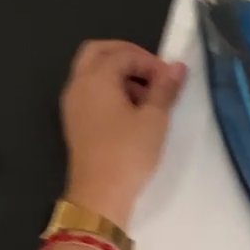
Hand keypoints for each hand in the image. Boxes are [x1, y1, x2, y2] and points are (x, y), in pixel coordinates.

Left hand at [60, 40, 186, 227]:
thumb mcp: (154, 119)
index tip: (171, 80)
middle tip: (153, 75)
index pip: (123, 54)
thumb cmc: (128, 154)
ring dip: (119, 75)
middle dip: (128, 57)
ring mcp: (72, 105)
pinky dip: (110, 91)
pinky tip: (131, 114)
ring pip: (93, 73)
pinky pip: (91, 93)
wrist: (100, 196)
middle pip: (99, 53)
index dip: (150, 62)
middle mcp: (78, 85)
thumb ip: (165, 89)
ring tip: (147, 98)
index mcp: (95, 78)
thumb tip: (176, 67)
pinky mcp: (75, 123)